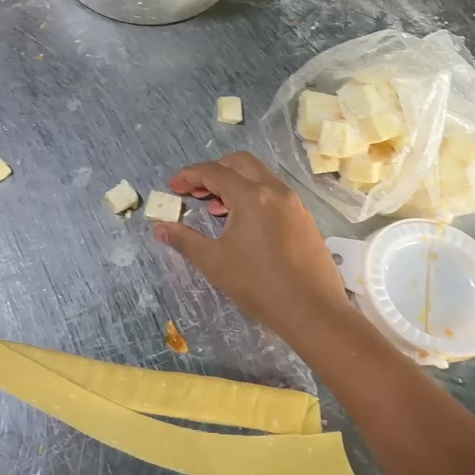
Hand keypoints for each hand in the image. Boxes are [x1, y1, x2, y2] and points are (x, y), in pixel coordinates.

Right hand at [154, 152, 356, 345]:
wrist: (314, 312)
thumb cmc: (259, 284)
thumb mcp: (213, 262)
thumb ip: (184, 240)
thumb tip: (160, 228)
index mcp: (251, 196)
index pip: (213, 172)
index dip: (188, 176)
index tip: (173, 188)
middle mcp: (275, 191)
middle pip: (239, 163)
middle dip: (213, 171)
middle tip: (195, 191)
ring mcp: (294, 204)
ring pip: (259, 177)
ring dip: (234, 183)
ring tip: (216, 209)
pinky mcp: (304, 219)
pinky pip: (274, 193)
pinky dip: (253, 196)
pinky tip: (244, 224)